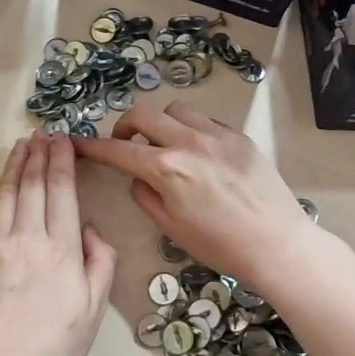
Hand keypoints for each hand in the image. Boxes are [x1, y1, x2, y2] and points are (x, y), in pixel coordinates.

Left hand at [0, 131, 115, 355]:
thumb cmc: (55, 353)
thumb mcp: (93, 312)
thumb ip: (100, 264)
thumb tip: (92, 230)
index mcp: (63, 252)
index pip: (62, 193)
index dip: (62, 162)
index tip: (62, 140)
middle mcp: (29, 241)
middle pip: (34, 187)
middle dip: (39, 156)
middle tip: (43, 133)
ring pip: (8, 196)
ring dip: (16, 166)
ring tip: (21, 145)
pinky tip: (2, 183)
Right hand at [73, 101, 319, 288]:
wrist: (277, 243)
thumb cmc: (221, 245)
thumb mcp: (172, 228)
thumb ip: (146, 196)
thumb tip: (138, 177)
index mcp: (167, 169)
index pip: (119, 150)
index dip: (93, 146)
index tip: (77, 142)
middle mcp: (189, 142)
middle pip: (144, 114)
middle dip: (125, 125)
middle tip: (126, 144)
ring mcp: (217, 135)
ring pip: (176, 110)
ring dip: (162, 123)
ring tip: (166, 145)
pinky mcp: (239, 136)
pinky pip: (205, 121)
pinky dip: (192, 130)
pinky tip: (199, 154)